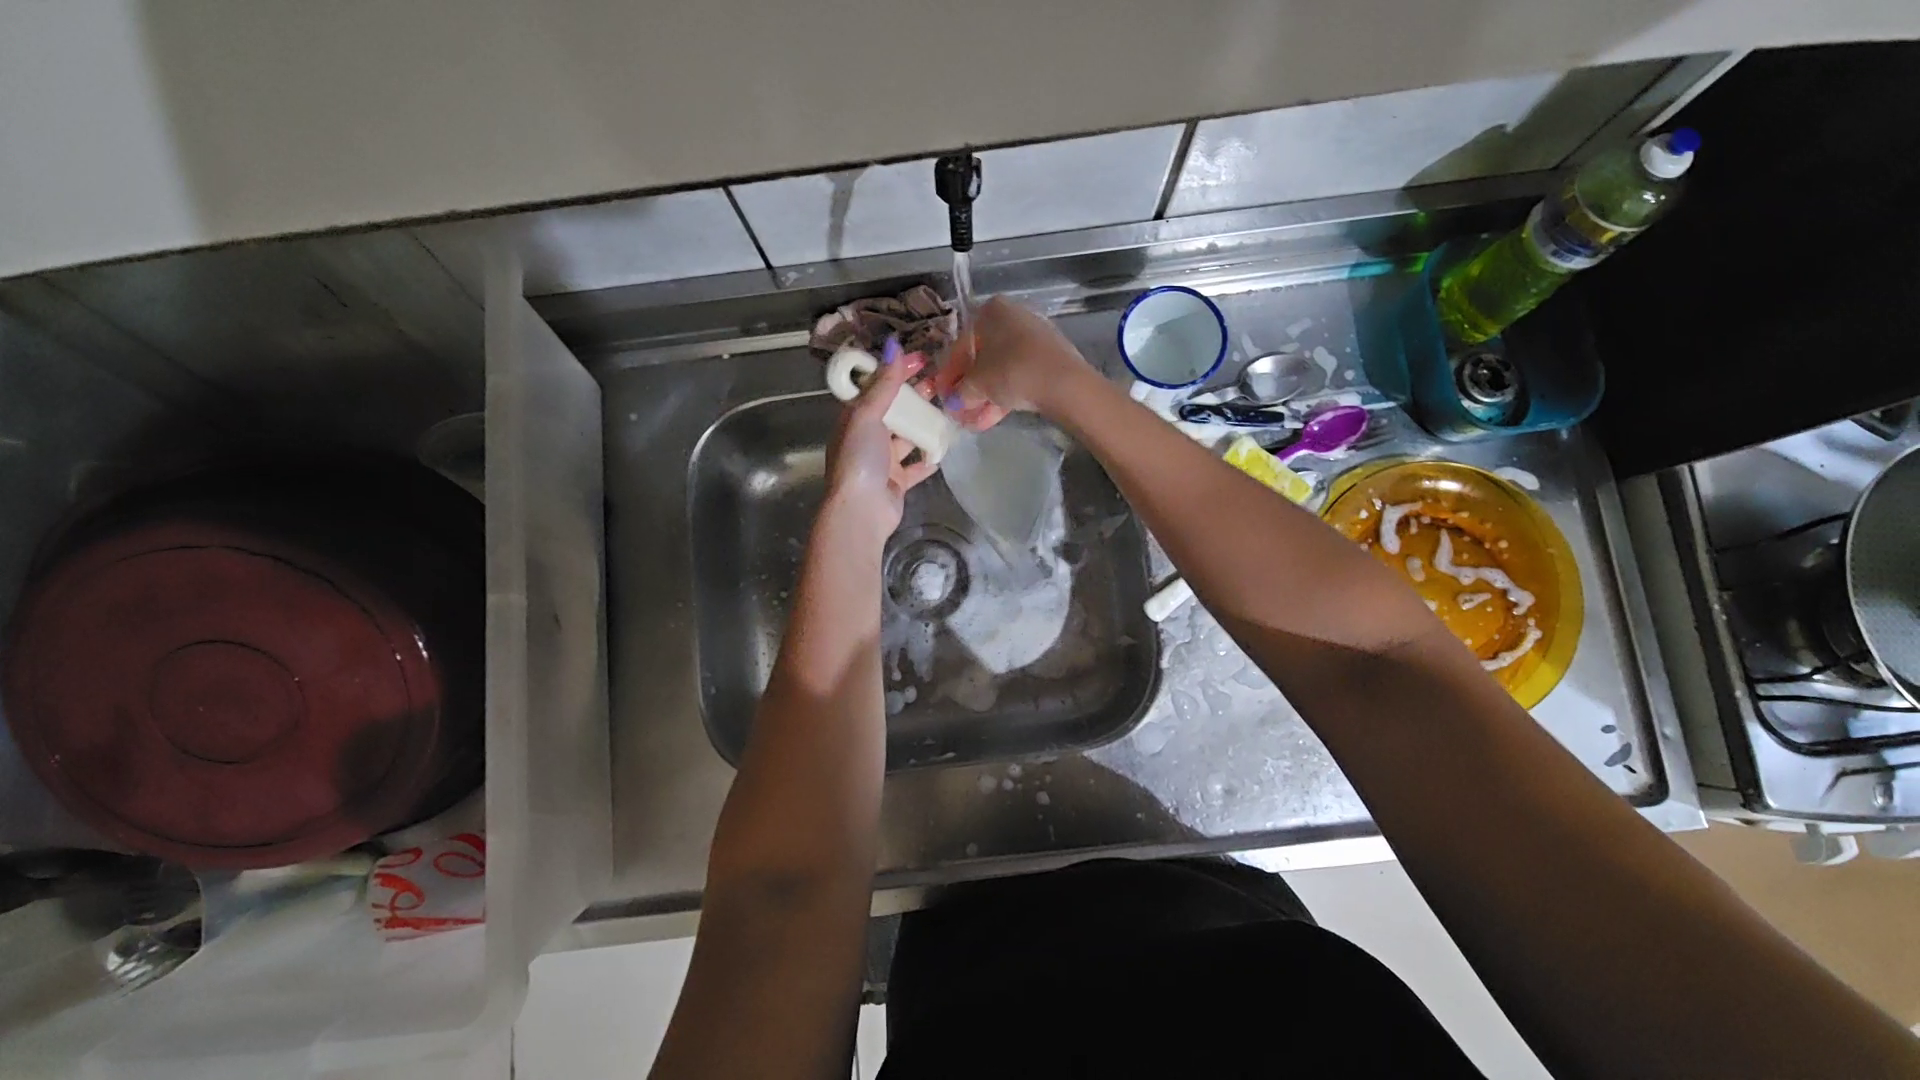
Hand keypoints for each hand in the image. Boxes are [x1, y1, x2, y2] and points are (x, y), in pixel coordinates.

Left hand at [823, 349, 939, 540]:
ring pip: (906, 437)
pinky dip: (928, 457)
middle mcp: (866, 436)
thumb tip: (894, 346)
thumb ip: (883, 384)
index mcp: (854, 417)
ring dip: (924, 425)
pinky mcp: (896, 482)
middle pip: (893, 410)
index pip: (875, 386)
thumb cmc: (860, 458)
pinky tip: (944, 447)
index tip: (922, 360)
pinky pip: (915, 466)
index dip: (896, 371)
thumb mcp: (867, 414)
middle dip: (915, 396)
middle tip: (941, 383)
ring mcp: (882, 461)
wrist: (860, 511)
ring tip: (948, 411)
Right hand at [929, 296, 1092, 429]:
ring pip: (1001, 370)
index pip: (961, 343)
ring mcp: (1034, 339)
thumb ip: (961, 390)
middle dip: (969, 387)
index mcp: (991, 311)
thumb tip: (955, 399)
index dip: (949, 372)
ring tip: (972, 421)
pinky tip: (991, 419)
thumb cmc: (1010, 370)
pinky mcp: (1049, 360)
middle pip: (983, 357)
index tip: (943, 394)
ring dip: (985, 397)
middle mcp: (1013, 318)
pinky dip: (1004, 396)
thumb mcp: (977, 382)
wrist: (1063, 382)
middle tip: (958, 410)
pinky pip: (1019, 377)